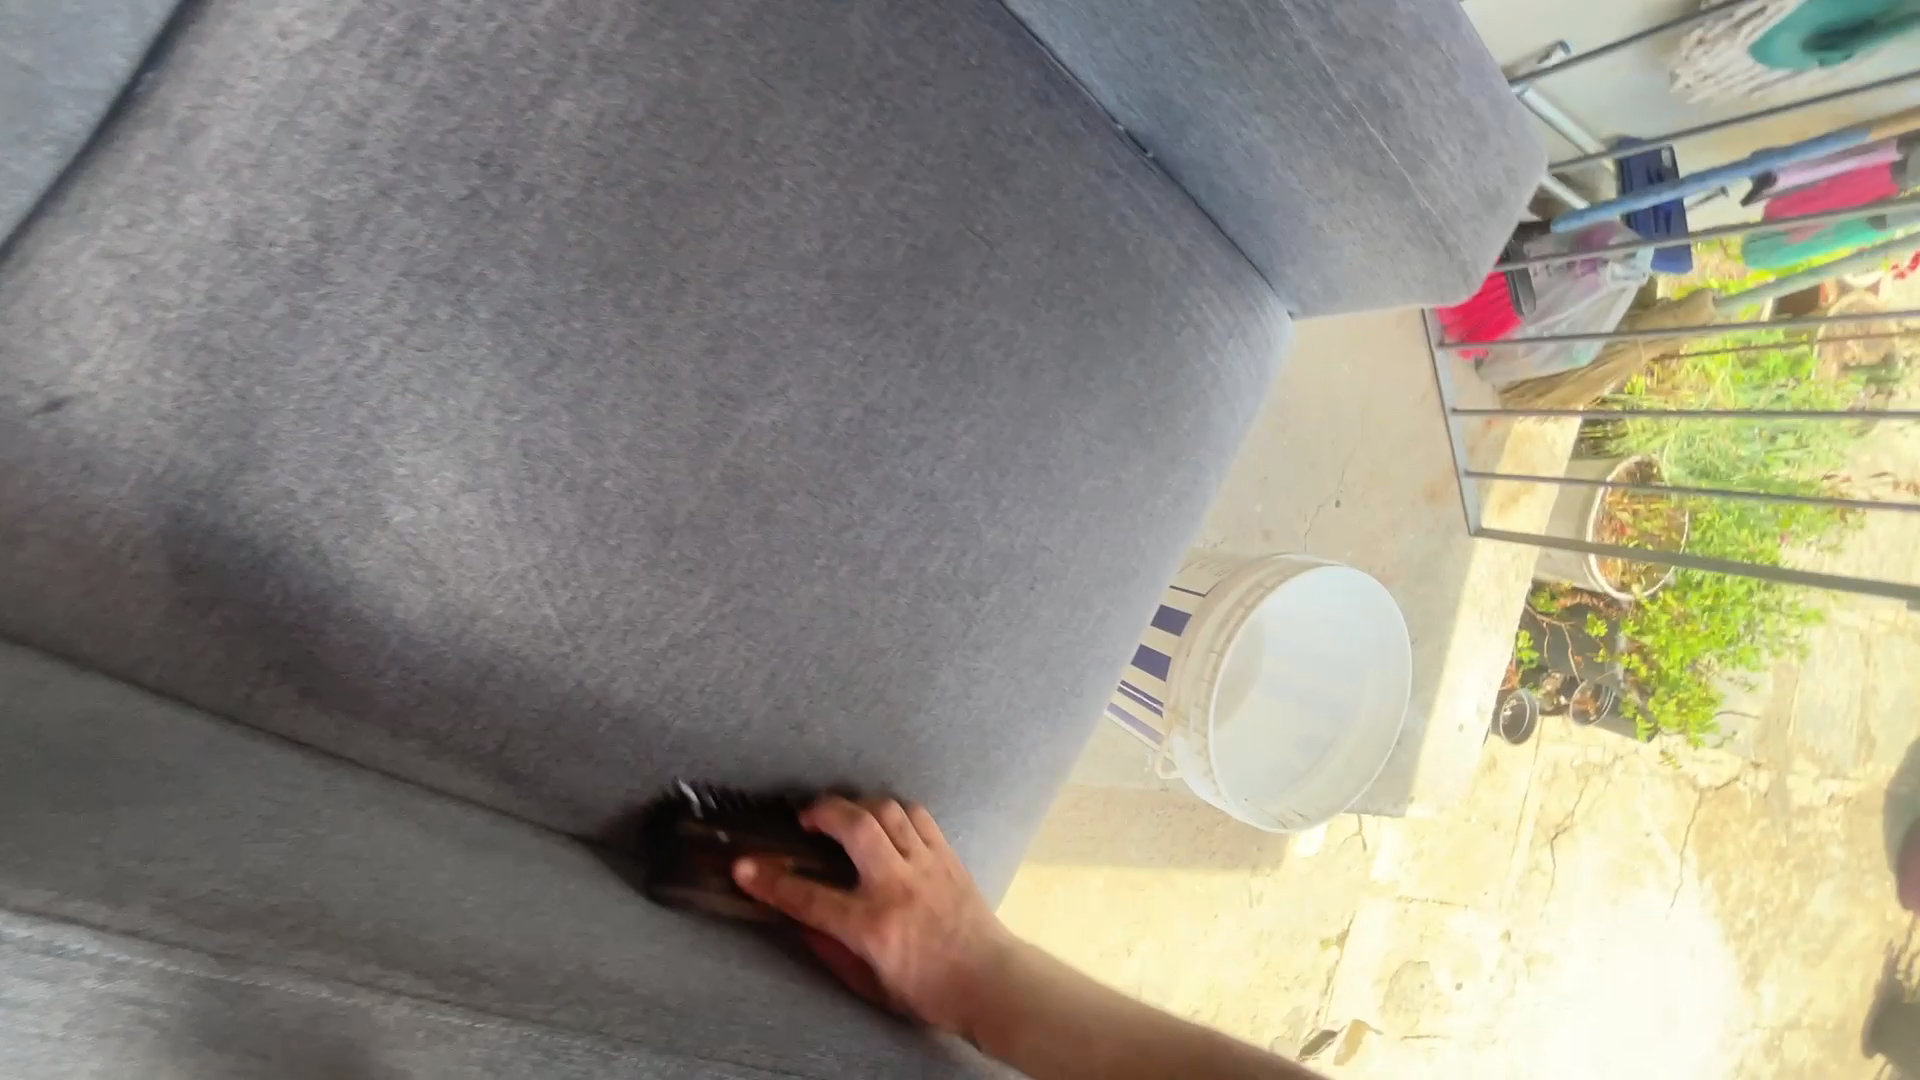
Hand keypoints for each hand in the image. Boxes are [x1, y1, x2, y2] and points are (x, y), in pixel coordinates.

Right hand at [732, 795, 1015, 1035]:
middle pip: (854, 827)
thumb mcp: (869, 983)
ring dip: (859, 805)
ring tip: (845, 815)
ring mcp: (925, 864)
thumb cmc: (927, 990)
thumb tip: (802, 920)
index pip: (809, 897)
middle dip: (823, 811)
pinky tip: (885, 820)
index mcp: (872, 926)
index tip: (745, 867)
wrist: (989, 980)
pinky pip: (917, 815)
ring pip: (887, 811)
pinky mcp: (946, 854)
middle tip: (807, 817)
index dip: (771, 881)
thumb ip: (831, 949)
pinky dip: (894, 811)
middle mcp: (897, 885)